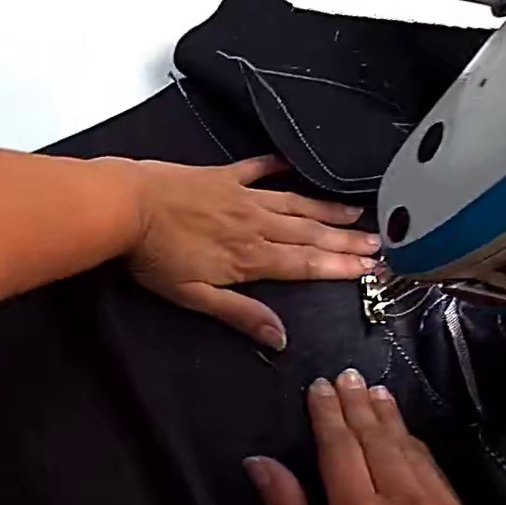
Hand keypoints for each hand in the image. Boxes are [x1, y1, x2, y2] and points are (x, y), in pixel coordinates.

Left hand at [121, 155, 378, 349]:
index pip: (307, 264)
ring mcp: (243, 196)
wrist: (126, 206)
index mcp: (252, 257)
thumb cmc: (155, 258)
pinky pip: (259, 169)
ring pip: (295, 204)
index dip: (341, 266)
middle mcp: (257, 225)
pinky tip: (294, 166)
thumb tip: (281, 338)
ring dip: (327, 211)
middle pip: (310, 235)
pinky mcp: (225, 176)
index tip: (371, 267)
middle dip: (347, 240)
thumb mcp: (195, 297)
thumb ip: (241, 314)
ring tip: (356, 213)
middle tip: (379, 242)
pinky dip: (278, 168)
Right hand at [243, 370, 505, 504]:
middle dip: (358, 403)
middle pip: (377, 438)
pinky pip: (439, 476)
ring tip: (375, 393)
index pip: (339, 446)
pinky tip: (408, 439)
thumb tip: (261, 464)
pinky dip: (418, 450)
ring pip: (412, 450)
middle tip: (347, 376)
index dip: (327, 412)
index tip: (320, 387)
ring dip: (390, 418)